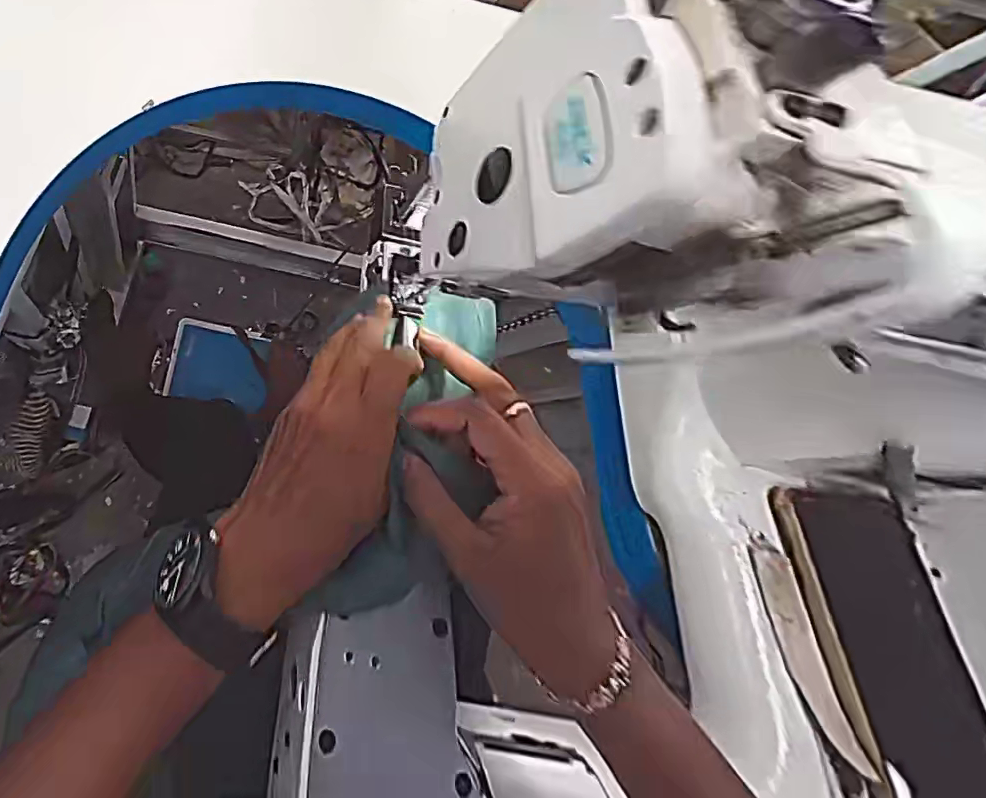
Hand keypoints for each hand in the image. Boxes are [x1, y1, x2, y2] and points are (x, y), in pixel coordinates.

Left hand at [214, 298, 421, 629]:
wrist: (267, 538)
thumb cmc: (327, 530)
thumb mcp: (378, 493)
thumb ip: (389, 446)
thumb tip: (394, 418)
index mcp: (363, 429)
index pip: (390, 367)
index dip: (406, 353)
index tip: (414, 354)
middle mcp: (334, 406)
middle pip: (357, 346)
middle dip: (376, 323)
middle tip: (389, 310)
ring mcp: (307, 403)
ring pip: (332, 350)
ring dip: (351, 330)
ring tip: (365, 318)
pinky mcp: (289, 408)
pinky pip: (315, 367)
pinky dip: (332, 350)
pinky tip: (339, 350)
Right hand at [402, 331, 619, 702]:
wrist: (580, 641)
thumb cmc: (527, 608)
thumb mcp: (466, 555)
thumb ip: (431, 500)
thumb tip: (405, 460)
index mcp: (533, 480)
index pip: (481, 417)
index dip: (439, 411)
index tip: (408, 424)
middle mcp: (551, 464)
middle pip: (505, 396)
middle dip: (463, 366)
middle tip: (429, 344)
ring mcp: (557, 469)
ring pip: (511, 412)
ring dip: (471, 400)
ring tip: (433, 393)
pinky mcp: (553, 480)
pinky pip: (515, 437)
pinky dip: (482, 429)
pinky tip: (455, 438)